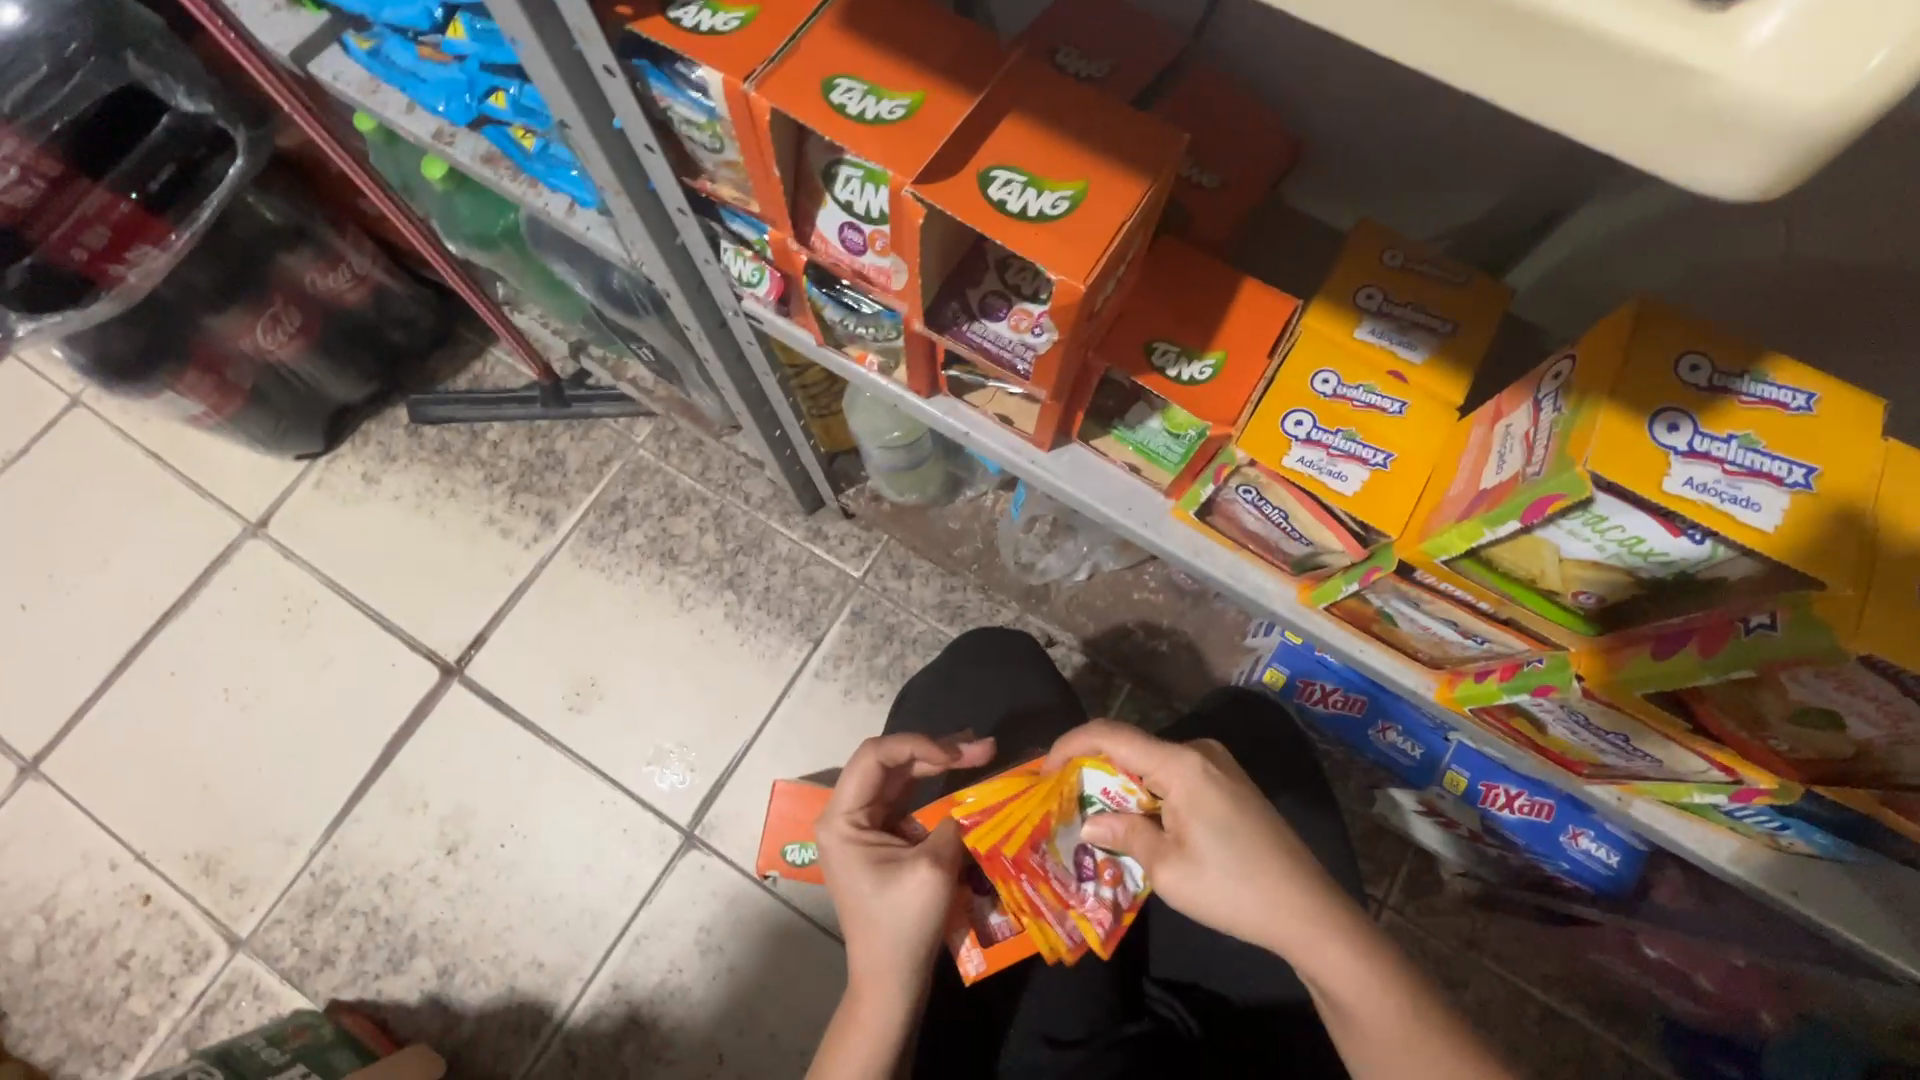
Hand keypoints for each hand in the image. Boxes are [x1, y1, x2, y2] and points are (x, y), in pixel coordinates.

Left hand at [818, 731, 995, 999]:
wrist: (891, 980)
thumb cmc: (903, 926)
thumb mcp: (934, 868)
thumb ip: (953, 822)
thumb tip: (974, 798)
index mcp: (842, 818)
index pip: (875, 756)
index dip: (917, 744)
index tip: (958, 755)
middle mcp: (847, 814)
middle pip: (889, 762)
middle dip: (936, 750)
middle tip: (983, 747)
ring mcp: (864, 824)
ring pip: (901, 776)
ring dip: (939, 762)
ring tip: (979, 752)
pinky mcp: (882, 836)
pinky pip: (908, 798)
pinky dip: (936, 785)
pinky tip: (963, 777)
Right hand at [1047, 720, 1357, 956]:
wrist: (1309, 911)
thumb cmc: (1232, 889)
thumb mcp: (1167, 868)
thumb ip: (1123, 833)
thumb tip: (1090, 821)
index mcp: (1181, 764)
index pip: (1110, 735)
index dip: (1070, 745)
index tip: (1042, 772)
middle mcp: (1199, 752)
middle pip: (1131, 749)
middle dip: (1093, 772)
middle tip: (1064, 803)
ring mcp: (1219, 767)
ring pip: (1152, 765)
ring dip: (1122, 788)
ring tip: (1095, 819)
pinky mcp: (1230, 785)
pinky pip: (1175, 778)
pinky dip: (1149, 795)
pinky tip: (1138, 824)